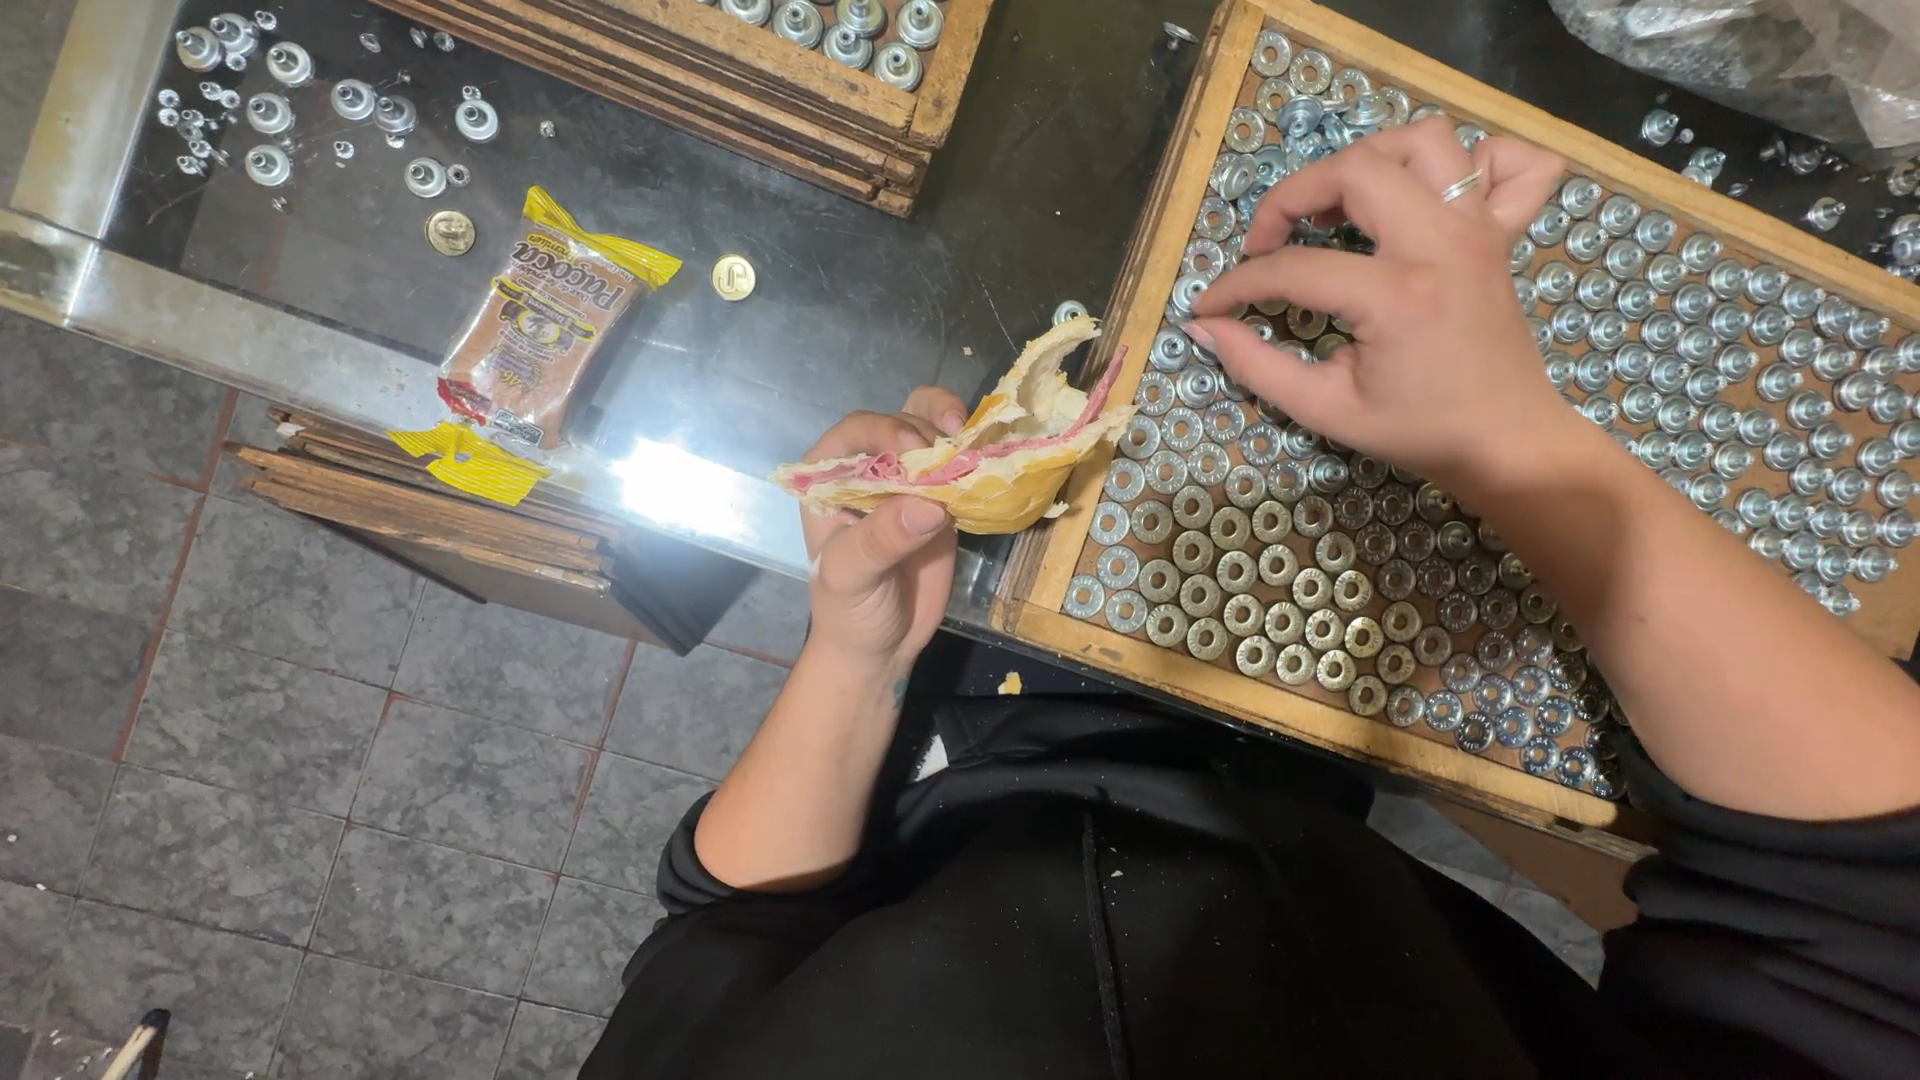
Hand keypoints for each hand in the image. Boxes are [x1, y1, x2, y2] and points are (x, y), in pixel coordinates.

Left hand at [798, 387, 965, 673]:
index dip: (884, 430)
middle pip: (899, 423)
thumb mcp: (851, 577)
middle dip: (926, 429)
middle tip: (948, 452)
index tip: (912, 451)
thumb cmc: (849, 611)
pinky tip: (989, 461)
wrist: (881, 648)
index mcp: (830, 479)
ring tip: (971, 441)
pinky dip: (975, 459)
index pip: (855, 432)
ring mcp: (908, 485)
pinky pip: (959, 468)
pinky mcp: (942, 503)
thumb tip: (929, 506)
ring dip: (953, 430)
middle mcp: (868, 472)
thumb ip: (880, 540)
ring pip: (931, 433)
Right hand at [1188, 118, 1569, 488]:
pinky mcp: (1504, 231)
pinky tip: (1427, 198)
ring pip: (1425, 142)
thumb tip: (1204, 328)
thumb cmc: (1414, 429)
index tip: (1209, 305)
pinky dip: (1468, 161)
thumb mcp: (1322, 409)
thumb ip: (1256, 366)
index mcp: (1396, 295)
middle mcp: (1442, 242)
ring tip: (1335, 206)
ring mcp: (1481, 228)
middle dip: (1291, 196)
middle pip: (1357, 169)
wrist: (1504, 439)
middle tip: (1267, 242)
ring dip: (1367, 161)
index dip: (1237, 284)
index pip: (1294, 268)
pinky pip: (1507, 160)